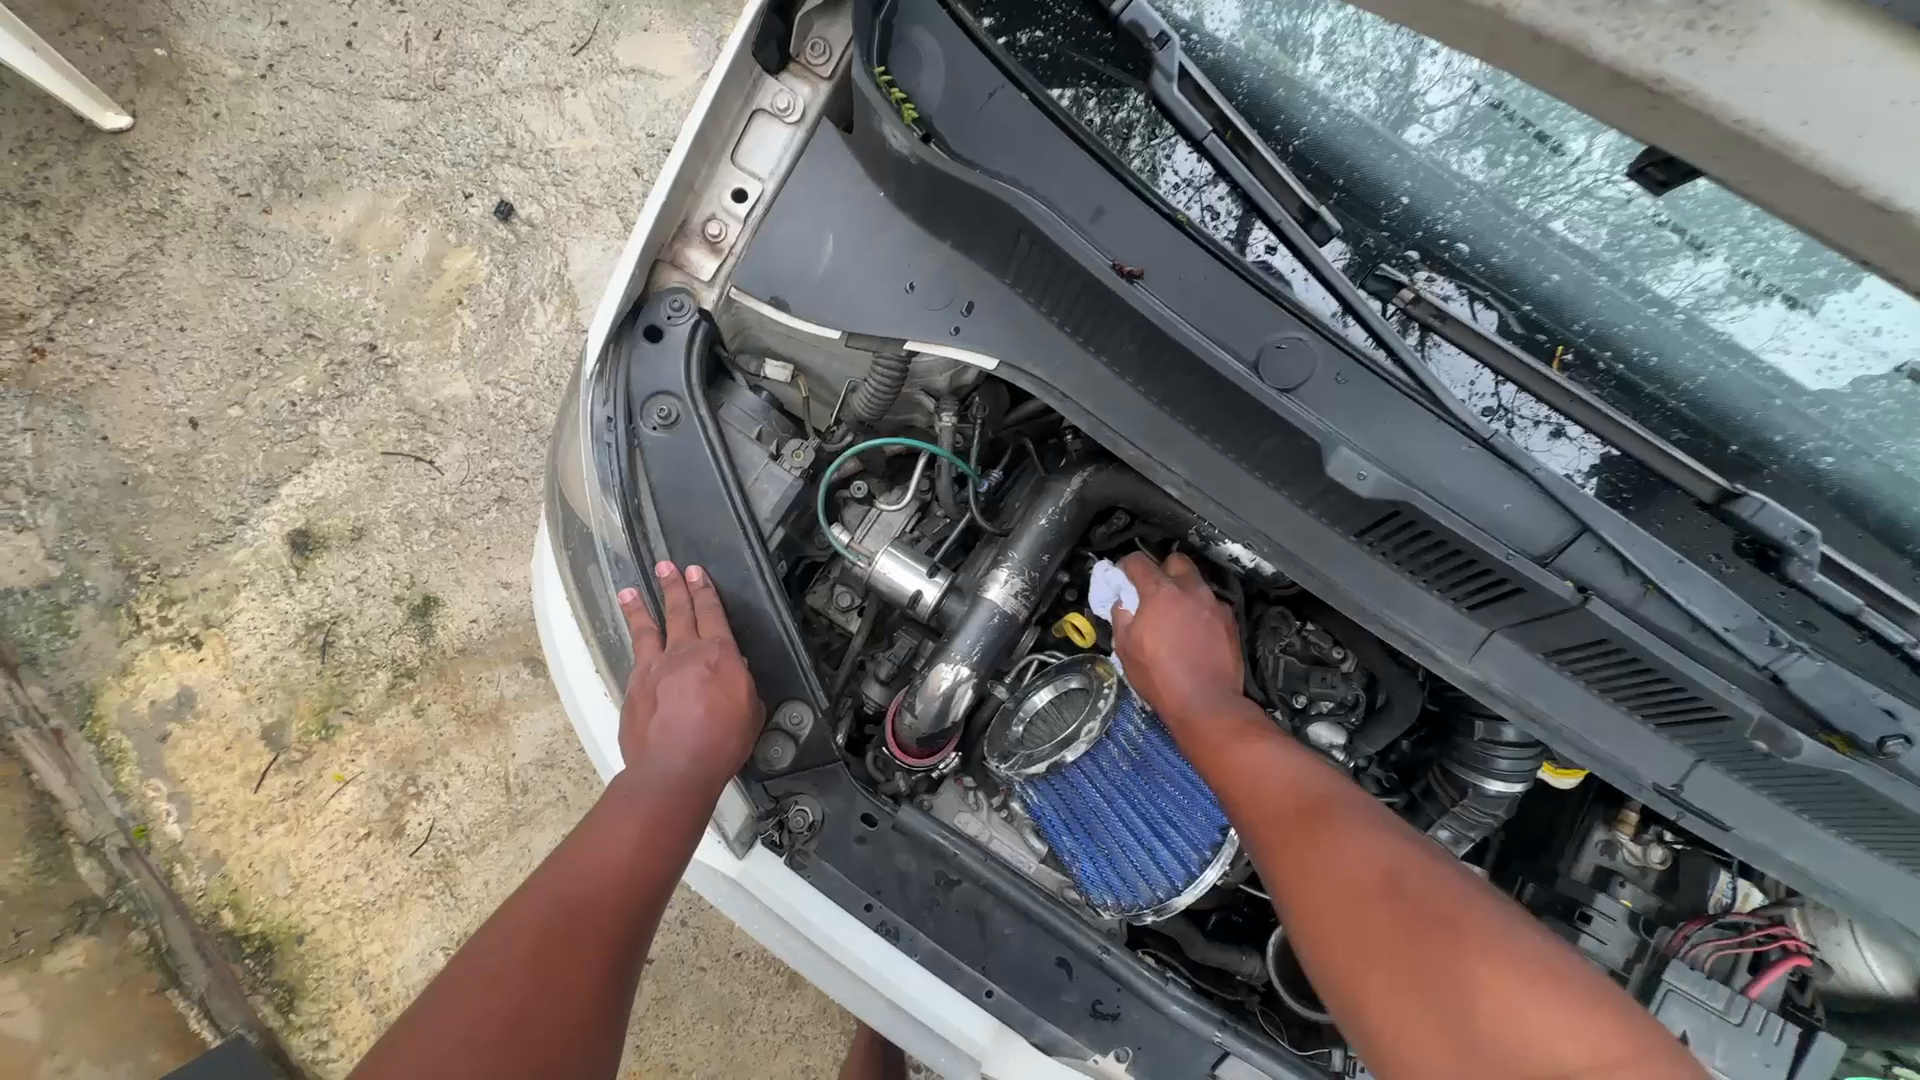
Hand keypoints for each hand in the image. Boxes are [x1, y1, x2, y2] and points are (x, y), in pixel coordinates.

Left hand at [614, 561, 763, 796]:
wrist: (674, 769)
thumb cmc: (721, 743)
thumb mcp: (751, 710)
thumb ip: (742, 684)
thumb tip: (735, 669)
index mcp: (720, 654)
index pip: (712, 612)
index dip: (705, 590)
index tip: (697, 573)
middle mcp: (685, 652)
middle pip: (680, 611)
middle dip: (676, 587)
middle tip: (669, 568)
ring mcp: (655, 667)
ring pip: (648, 628)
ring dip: (641, 606)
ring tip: (632, 590)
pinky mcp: (635, 686)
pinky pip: (635, 654)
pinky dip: (633, 640)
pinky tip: (632, 636)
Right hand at [1111, 552, 1248, 735]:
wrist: (1206, 703)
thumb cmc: (1159, 676)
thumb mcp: (1124, 647)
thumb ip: (1121, 615)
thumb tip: (1123, 601)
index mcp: (1160, 592)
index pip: (1138, 561)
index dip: (1126, 566)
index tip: (1122, 578)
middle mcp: (1190, 589)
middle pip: (1175, 560)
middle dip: (1162, 569)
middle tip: (1153, 591)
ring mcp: (1214, 604)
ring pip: (1196, 582)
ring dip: (1183, 591)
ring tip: (1175, 615)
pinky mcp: (1230, 620)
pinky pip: (1211, 604)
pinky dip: (1200, 611)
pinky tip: (1195, 632)